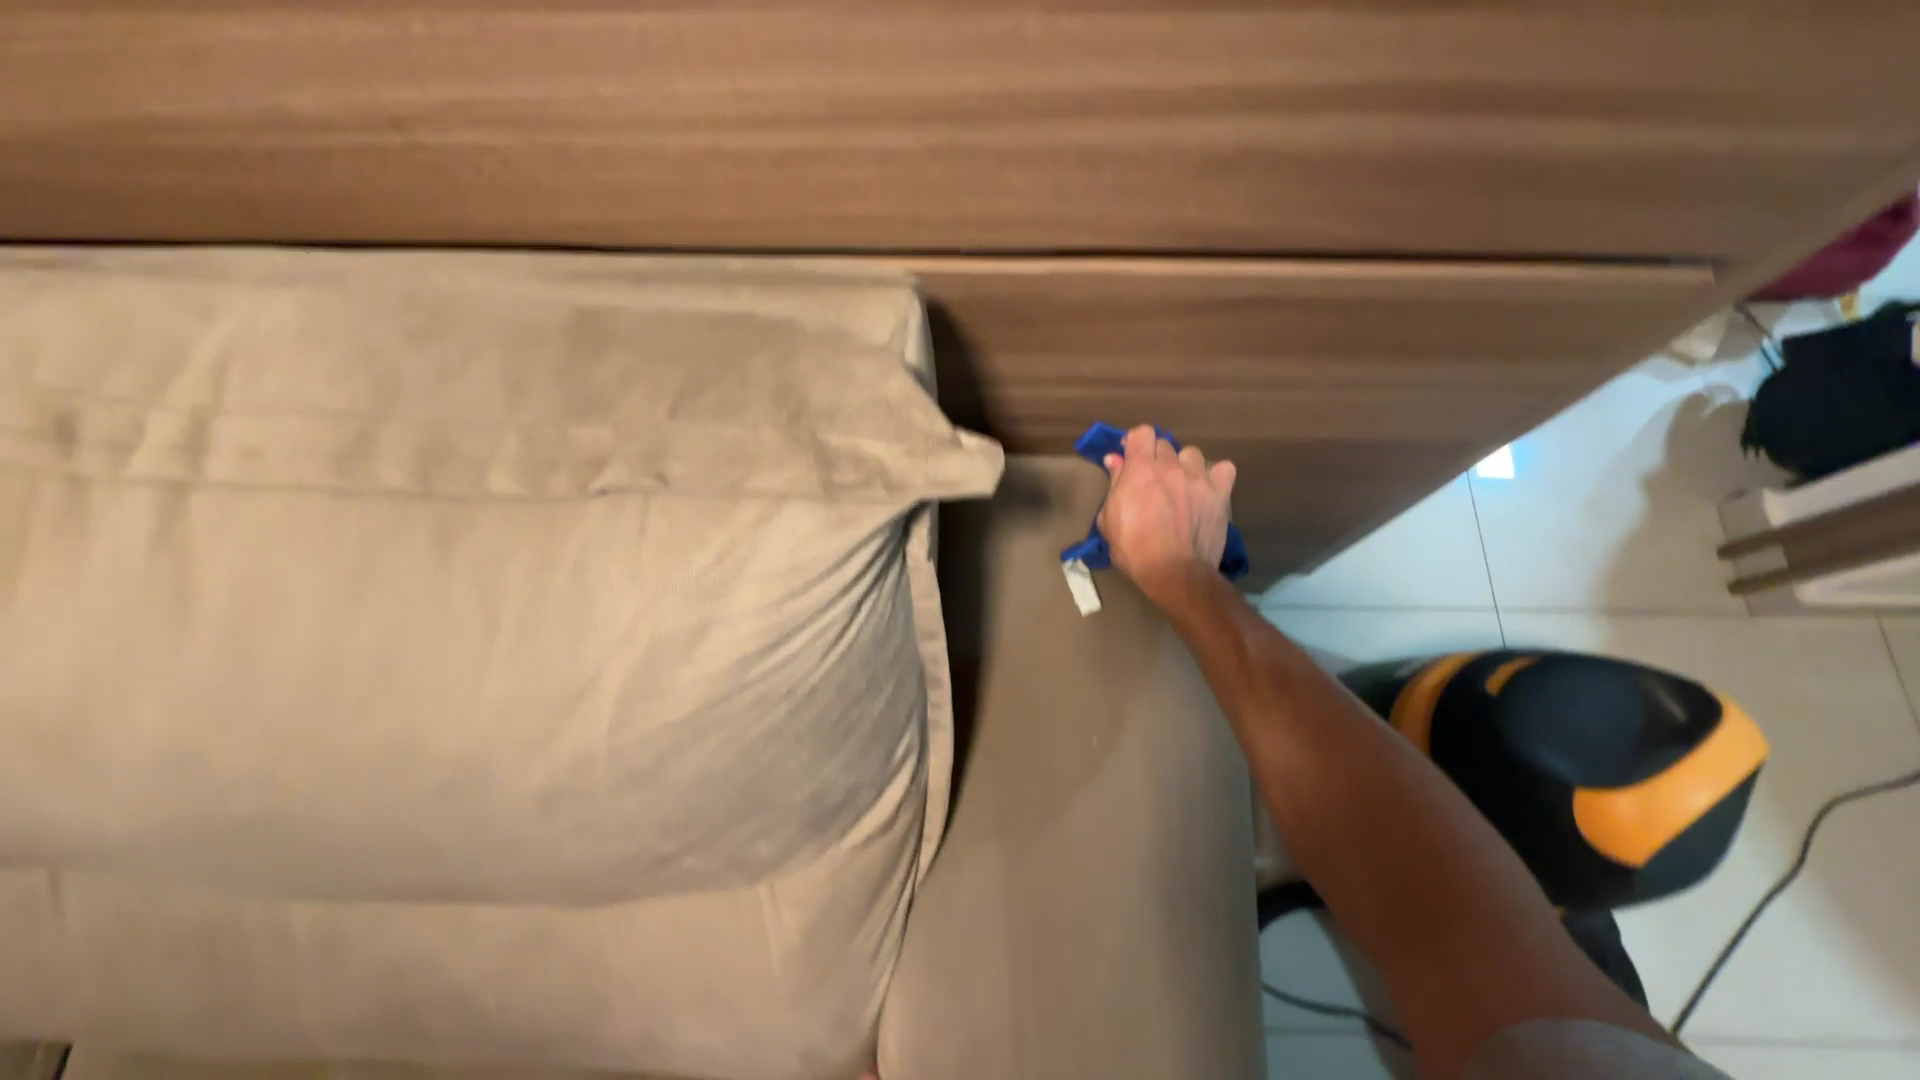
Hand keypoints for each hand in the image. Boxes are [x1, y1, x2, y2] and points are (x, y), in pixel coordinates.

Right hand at [1096, 425, 1235, 606]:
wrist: (1174, 572)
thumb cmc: (1134, 549)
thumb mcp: (1109, 520)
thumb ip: (1114, 485)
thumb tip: (1115, 460)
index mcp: (1140, 469)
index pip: (1142, 433)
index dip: (1135, 442)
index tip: (1130, 456)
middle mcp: (1171, 466)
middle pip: (1165, 444)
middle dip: (1157, 458)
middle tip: (1152, 480)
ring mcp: (1198, 478)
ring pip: (1192, 454)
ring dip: (1184, 465)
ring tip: (1181, 485)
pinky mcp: (1220, 493)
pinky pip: (1223, 469)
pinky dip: (1215, 475)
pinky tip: (1207, 488)